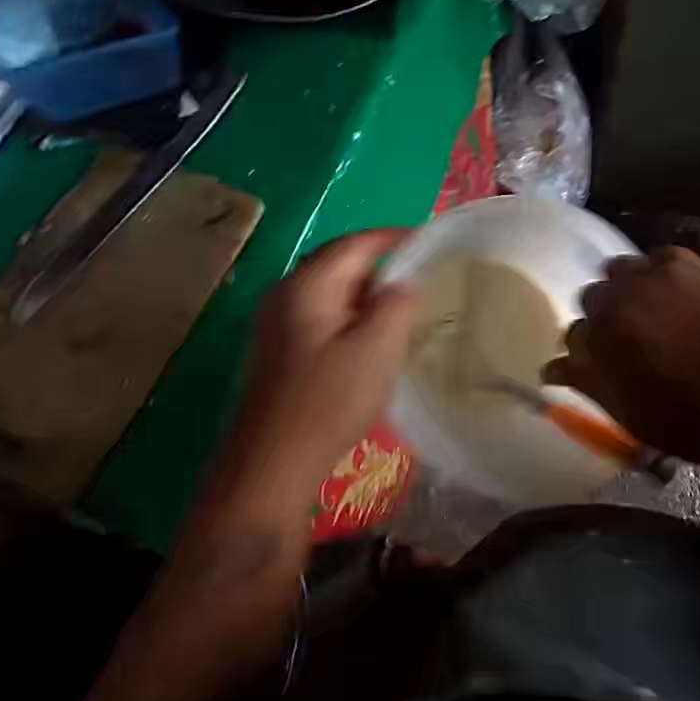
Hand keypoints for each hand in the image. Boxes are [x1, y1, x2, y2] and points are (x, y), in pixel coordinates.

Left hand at [222, 229, 416, 499]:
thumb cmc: (328, 401)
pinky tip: (370, 337)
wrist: (272, 463)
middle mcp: (285, 294)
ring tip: (401, 303)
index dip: (393, 237)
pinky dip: (350, 314)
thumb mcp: (377, 349)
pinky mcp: (279, 350)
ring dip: (365, 291)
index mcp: (308, 285)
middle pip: (338, 262)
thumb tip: (402, 284)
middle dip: (379, 262)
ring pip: (330, 291)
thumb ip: (396, 306)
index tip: (428, 239)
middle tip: (419, 271)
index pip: (355, 243)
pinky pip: (321, 314)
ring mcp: (276, 323)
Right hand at [543, 247, 699, 488]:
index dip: (587, 355)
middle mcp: (616, 296)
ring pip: (620, 275)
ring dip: (629, 293)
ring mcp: (651, 273)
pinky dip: (657, 278)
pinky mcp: (685, 261)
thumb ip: (590, 385)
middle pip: (592, 299)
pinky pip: (653, 263)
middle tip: (633, 344)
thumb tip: (553, 369)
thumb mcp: (635, 417)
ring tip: (657, 319)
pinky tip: (681, 303)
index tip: (604, 366)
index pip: (572, 338)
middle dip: (605, 319)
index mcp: (597, 338)